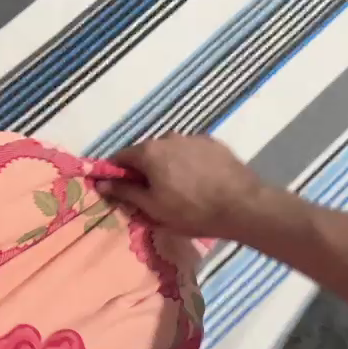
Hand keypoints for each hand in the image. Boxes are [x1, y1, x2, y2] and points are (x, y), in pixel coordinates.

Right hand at [96, 136, 286, 241]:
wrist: (245, 207)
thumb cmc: (193, 210)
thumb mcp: (154, 208)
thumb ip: (125, 193)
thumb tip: (101, 183)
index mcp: (148, 152)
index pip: (120, 157)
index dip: (117, 173)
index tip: (121, 189)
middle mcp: (167, 137)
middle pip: (146, 153)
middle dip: (145, 170)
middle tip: (154, 193)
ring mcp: (192, 138)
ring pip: (170, 151)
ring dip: (169, 165)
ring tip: (182, 188)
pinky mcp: (213, 143)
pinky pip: (192, 151)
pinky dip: (190, 163)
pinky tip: (202, 181)